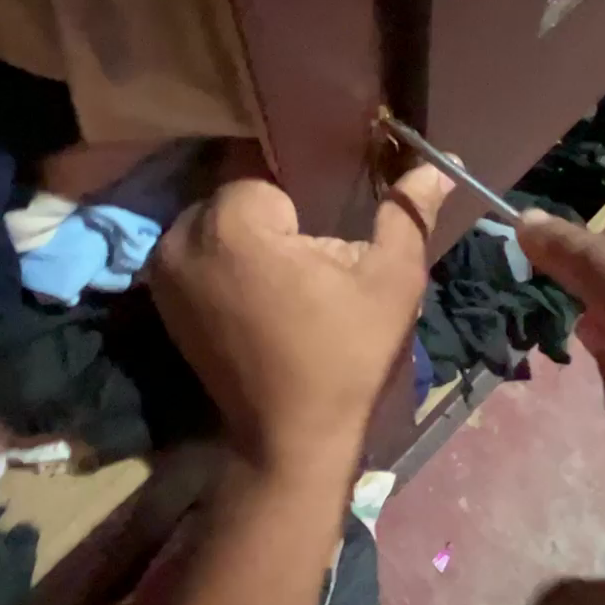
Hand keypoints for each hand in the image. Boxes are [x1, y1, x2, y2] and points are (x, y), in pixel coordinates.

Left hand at [149, 166, 451, 475]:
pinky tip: (258, 297)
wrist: (293, 437)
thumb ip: (409, 212)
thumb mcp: (392, 280)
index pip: (267, 173)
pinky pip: (197, 253)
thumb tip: (443, 167)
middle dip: (273, 217)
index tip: (325, 238)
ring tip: (286, 281)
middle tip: (310, 261)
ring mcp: (164, 272)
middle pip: (236, 195)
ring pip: (215, 222)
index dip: (302, 203)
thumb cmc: (347, 355)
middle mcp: (184, 238)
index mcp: (235, 224)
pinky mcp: (162, 300)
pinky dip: (225, 262)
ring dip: (247, 238)